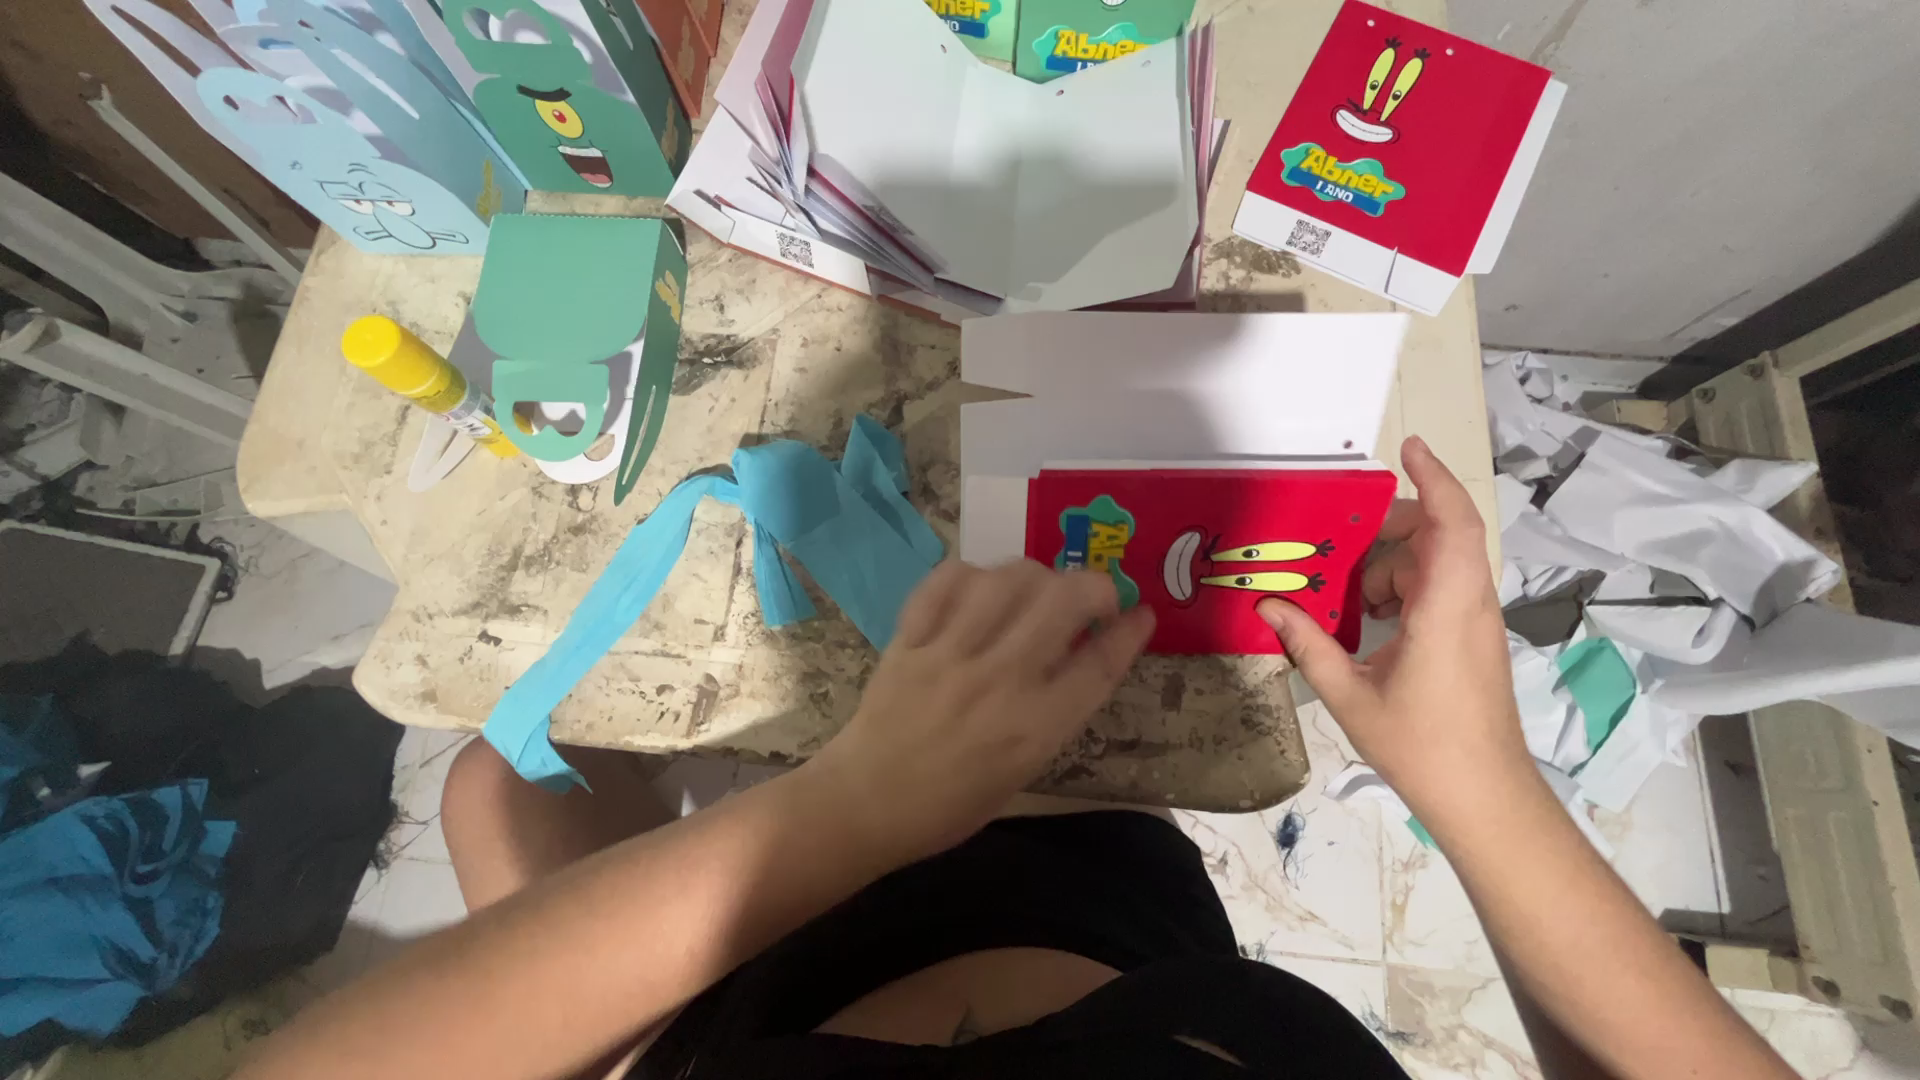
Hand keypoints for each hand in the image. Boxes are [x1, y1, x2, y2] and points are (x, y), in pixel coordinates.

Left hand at [809, 559, 1155, 863]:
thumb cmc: (951, 804)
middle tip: (1091, 597)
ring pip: (1007, 580)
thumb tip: (1076, 658)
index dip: (1129, 632)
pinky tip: (980, 585)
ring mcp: (950, 653)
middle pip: (1062, 602)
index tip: (1140, 612)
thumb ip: (1053, 714)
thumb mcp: (1021, 772)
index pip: (1098, 665)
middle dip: (1092, 585)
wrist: (866, 803)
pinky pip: (945, 582)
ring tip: (1036, 587)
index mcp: (1034, 728)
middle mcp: (999, 680)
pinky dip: (970, 573)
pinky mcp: (910, 639)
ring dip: (1034, 573)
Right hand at [1256, 436, 1530, 819]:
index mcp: (1445, 609)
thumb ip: (1307, 643)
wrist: (1483, 796)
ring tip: (1347, 595)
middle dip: (1391, 529)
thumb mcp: (1348, 693)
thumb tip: (1267, 607)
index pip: (1452, 525)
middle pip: (1440, 537)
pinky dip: (1403, 590)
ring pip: (1438, 565)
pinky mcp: (1473, 640)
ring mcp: (1476, 623)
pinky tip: (1368, 621)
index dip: (1435, 479)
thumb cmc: (1419, 745)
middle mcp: (1469, 605)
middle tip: (1342, 541)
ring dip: (1392, 567)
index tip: (1409, 447)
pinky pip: (1440, 590)